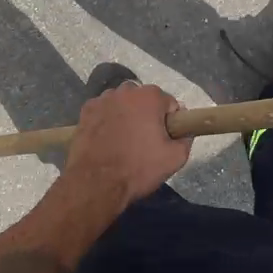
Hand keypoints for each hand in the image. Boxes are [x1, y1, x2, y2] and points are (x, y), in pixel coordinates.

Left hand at [62, 83, 190, 207]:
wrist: (96, 182)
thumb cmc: (138, 168)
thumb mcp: (174, 158)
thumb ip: (185, 139)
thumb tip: (185, 129)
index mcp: (150, 96)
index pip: (169, 104)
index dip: (170, 122)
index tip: (165, 139)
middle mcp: (126, 90)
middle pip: (144, 100)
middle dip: (147, 115)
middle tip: (145, 141)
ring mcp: (103, 98)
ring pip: (122, 103)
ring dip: (126, 115)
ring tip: (124, 141)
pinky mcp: (87, 109)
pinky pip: (104, 110)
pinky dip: (107, 119)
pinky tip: (106, 139)